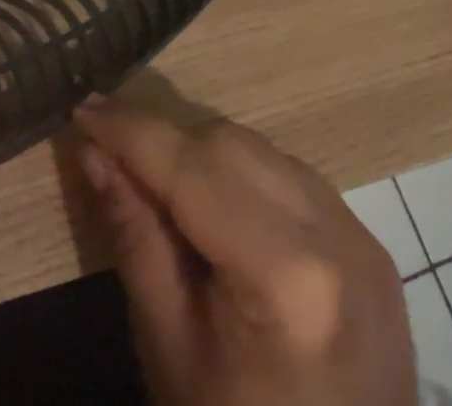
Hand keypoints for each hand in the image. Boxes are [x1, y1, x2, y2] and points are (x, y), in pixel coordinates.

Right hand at [73, 97, 415, 405]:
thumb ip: (135, 237)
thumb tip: (94, 153)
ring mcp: (364, 239)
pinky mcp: (372, 246)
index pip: (192, 169)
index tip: (80, 109)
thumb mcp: (166, 342)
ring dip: (199, 148)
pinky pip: (291, 175)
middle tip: (105, 145)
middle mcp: (338, 239)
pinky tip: (207, 198)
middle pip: (230, 145)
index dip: (131, 132)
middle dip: (162, 136)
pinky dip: (239, 170)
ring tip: (149, 172)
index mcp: (285, 277)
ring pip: (262, 150)